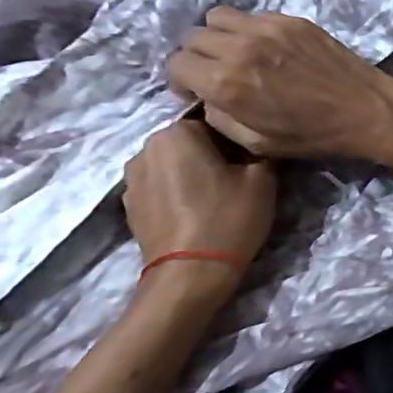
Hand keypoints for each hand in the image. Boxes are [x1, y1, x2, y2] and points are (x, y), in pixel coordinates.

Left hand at [124, 119, 275, 279]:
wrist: (190, 271)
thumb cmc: (228, 216)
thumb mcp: (264, 178)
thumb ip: (261, 151)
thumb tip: (259, 145)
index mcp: (175, 134)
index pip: (214, 121)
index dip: (239, 137)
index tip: (255, 157)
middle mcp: (145, 149)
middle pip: (190, 141)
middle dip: (214, 152)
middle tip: (242, 174)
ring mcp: (131, 179)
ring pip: (174, 164)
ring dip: (195, 172)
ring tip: (220, 194)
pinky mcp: (129, 205)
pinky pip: (161, 186)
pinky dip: (180, 191)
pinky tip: (199, 210)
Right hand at [167, 8, 392, 163]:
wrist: (370, 111)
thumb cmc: (316, 134)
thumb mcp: (256, 142)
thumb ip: (218, 116)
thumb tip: (204, 95)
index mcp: (226, 82)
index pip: (175, 64)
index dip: (183, 81)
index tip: (199, 90)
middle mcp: (240, 48)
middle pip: (193, 38)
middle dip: (198, 57)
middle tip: (219, 73)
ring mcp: (269, 28)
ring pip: (218, 18)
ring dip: (221, 36)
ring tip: (239, 55)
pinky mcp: (294, 21)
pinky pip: (254, 15)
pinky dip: (251, 29)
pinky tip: (270, 49)